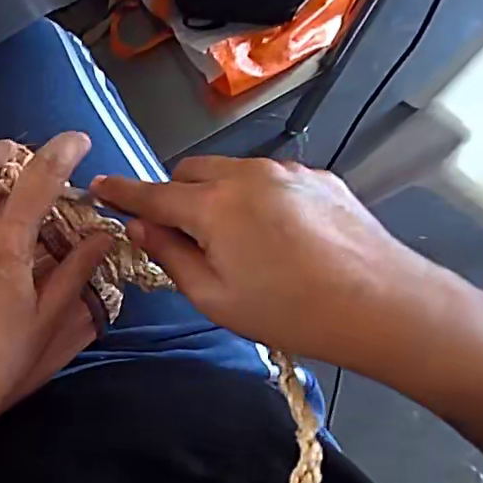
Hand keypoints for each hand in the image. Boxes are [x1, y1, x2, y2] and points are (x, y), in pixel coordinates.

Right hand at [90, 156, 451, 366]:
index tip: (99, 187)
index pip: (152, 193)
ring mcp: (287, 170)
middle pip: (190, 172)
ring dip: (216, 196)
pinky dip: (255, 197)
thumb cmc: (290, 311)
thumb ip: (170, 255)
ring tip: (240, 242)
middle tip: (185, 237)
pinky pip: (268, 178)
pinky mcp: (319, 177)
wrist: (383, 305)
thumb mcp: (215, 297)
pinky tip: (280, 236)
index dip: (121, 191)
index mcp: (214, 205)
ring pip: (230, 171)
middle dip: (176, 196)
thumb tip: (141, 226)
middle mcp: (247, 174)